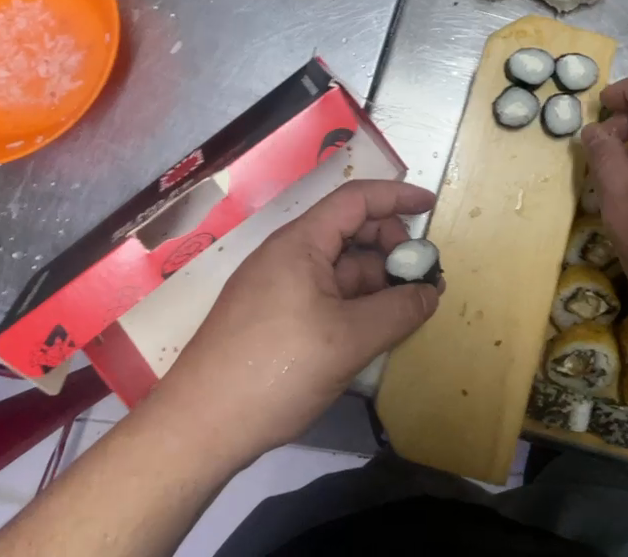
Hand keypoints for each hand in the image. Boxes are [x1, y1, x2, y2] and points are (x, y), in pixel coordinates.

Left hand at [158, 180, 440, 464]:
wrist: (197, 429)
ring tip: (407, 310)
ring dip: (376, 280)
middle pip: (349, 231)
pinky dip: (355, 302)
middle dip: (391, 247)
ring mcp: (277, 287)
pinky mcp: (272, 318)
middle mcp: (287, 256)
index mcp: (300, 243)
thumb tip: (430, 293)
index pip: (356, 200)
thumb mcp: (349, 340)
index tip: (431, 207)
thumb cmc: (275, 369)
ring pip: (339, 268)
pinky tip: (374, 330)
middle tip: (423, 278)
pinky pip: (324, 294)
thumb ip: (398, 310)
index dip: (397, 197)